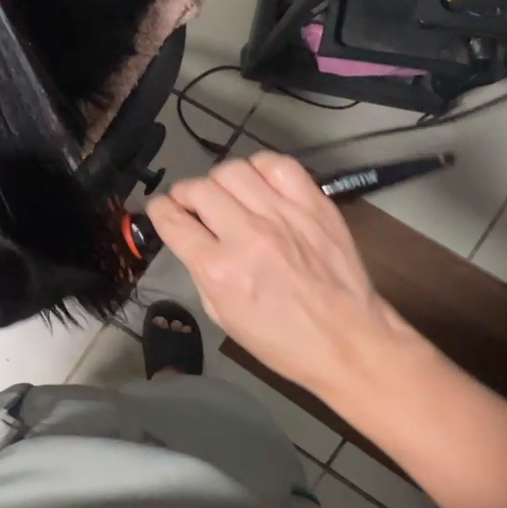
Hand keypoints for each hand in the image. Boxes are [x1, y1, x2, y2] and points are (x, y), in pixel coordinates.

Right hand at [145, 152, 432, 403]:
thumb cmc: (280, 339)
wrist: (347, 341)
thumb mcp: (220, 314)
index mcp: (218, 269)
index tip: (162, 210)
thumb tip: (192, 238)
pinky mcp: (315, 206)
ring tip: (226, 195)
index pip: (172, 219)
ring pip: (233, 170)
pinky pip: (278, 165)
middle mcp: (247, 235)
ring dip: (219, 181)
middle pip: (199, 189)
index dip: (159, 210)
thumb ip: (201, 268)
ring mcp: (283, 216)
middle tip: (192, 205)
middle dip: (185, 194)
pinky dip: (259, 168)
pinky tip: (258, 185)